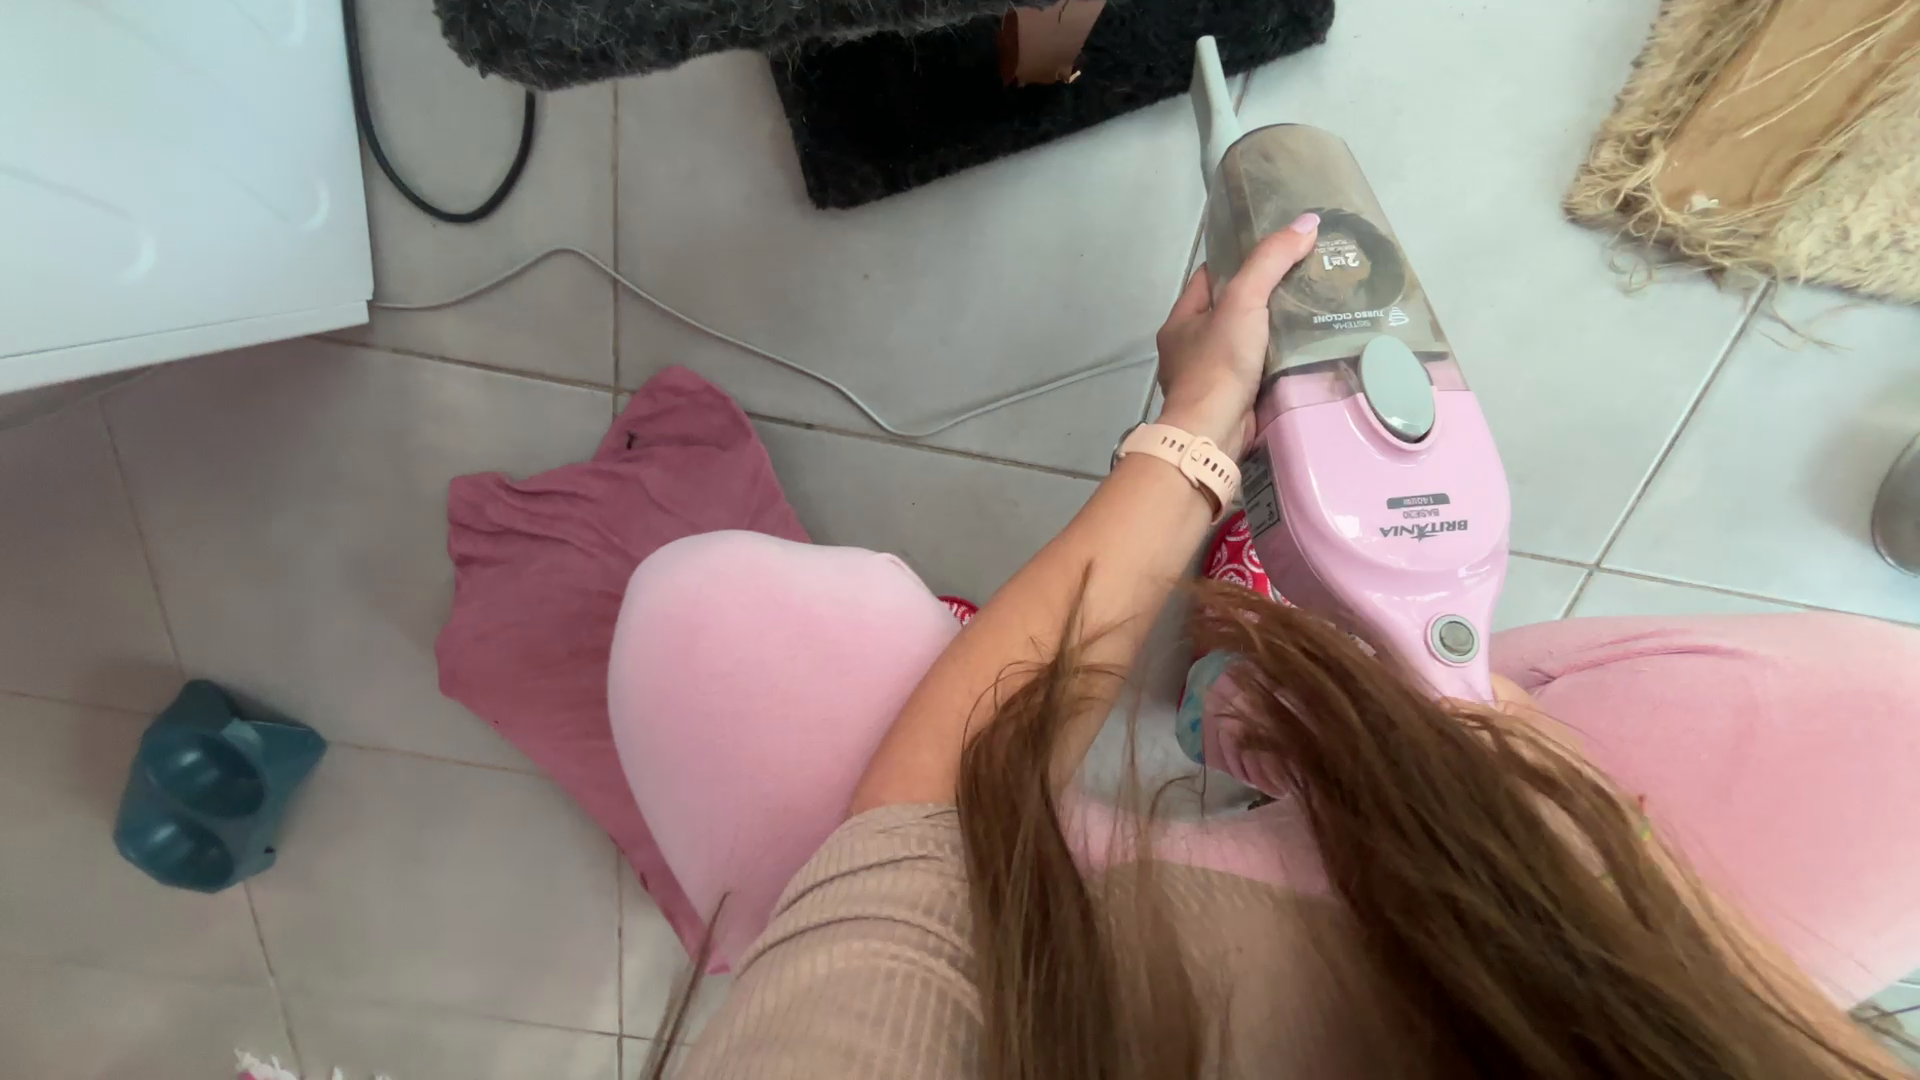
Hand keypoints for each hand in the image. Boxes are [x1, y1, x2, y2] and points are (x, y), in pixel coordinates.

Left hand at [1154, 213, 1319, 457]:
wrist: (1213, 430)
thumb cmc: (1218, 363)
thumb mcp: (1242, 301)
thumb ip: (1270, 261)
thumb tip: (1306, 222)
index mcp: (1181, 321)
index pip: (1210, 277)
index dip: (1242, 259)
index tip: (1279, 248)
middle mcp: (1190, 347)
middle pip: (1232, 309)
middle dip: (1265, 294)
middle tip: (1308, 275)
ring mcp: (1210, 375)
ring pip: (1248, 340)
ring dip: (1276, 328)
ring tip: (1316, 305)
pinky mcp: (1232, 398)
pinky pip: (1258, 368)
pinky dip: (1279, 357)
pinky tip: (1308, 345)